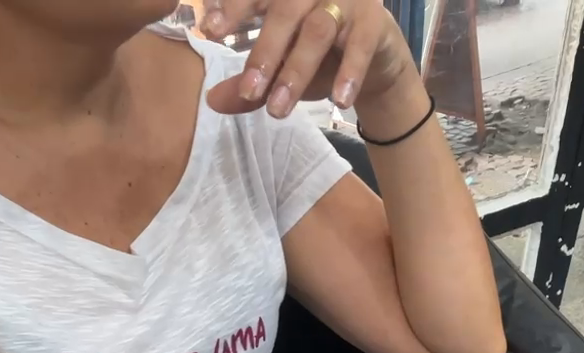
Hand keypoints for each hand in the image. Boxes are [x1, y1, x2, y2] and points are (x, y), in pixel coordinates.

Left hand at [201, 0, 420, 117]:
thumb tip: (212, 101)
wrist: (374, 62)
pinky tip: (339, 101)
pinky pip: (360, 47)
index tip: (209, 28)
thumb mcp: (282, 72)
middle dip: (264, 54)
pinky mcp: (373, 21)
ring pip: (317, 31)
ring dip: (296, 72)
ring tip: (279, 110)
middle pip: (283, 13)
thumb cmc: (322, 59)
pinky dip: (349, 73)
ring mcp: (343, 0)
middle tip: (249, 92)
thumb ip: (251, 83)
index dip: (233, 9)